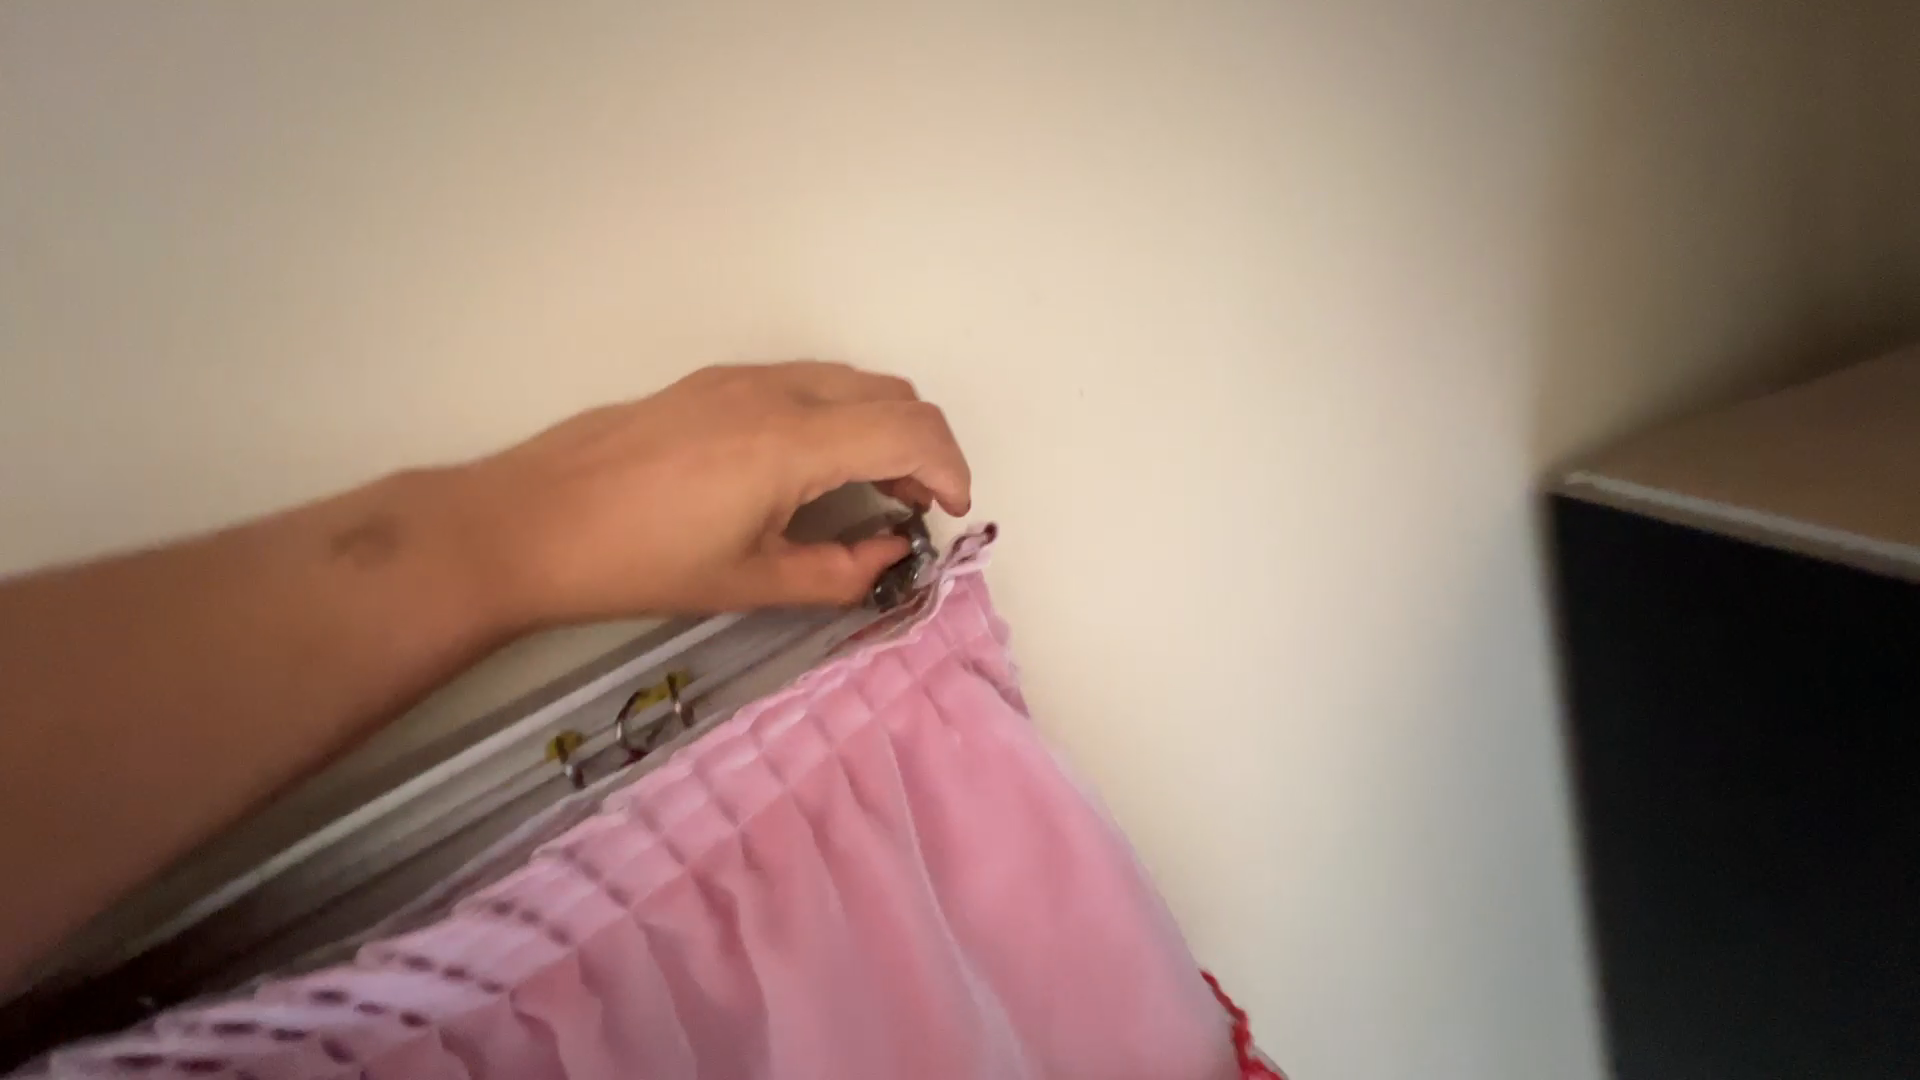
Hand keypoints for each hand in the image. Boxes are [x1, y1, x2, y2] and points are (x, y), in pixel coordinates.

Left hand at [449, 362, 971, 624]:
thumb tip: (892, 550)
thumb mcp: (753, 582)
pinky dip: (845, 416)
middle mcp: (778, 390)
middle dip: (926, 447)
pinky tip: (818, 466)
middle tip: (914, 506)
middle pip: (895, 393)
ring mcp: (744, 377)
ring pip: (854, 381)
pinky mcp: (718, 380)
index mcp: (792, 442)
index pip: (911, 429)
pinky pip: (812, 382)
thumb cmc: (641, 563)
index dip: (951, 469)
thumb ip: (842, 570)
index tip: (952, 513)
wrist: (529, 523)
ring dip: (886, 427)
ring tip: (874, 487)